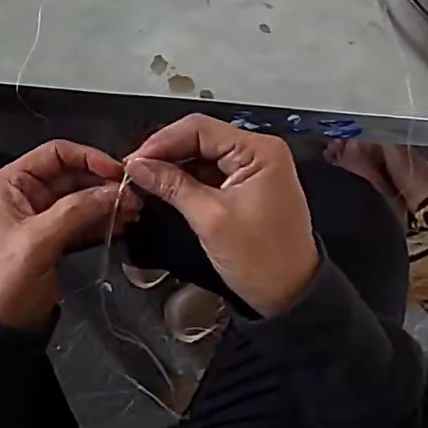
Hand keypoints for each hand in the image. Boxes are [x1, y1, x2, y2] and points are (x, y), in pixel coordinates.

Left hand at [0, 141, 140, 329]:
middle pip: (73, 174)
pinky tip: (124, 224)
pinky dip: (104, 221)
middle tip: (134, 196)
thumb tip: (114, 191)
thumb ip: (75, 212)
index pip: (54, 153)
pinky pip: (84, 221)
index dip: (87, 157)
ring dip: (108, 202)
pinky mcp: (56, 238)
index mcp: (12, 182)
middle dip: (103, 183)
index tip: (116, 171)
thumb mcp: (37, 241)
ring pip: (82, 198)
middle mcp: (27, 193)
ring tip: (135, 210)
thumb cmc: (3, 279)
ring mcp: (43, 216)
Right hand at [125, 116, 317, 315]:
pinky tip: (163, 186)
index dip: (161, 141)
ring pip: (199, 152)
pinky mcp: (245, 183)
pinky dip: (183, 176)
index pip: (199, 129)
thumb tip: (135, 165)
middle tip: (134, 170)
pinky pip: (207, 169)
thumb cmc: (260, 258)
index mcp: (259, 151)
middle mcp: (258, 151)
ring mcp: (253, 167)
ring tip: (143, 178)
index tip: (134, 161)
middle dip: (164, 152)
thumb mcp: (209, 218)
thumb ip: (171, 185)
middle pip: (198, 137)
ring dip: (171, 165)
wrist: (293, 298)